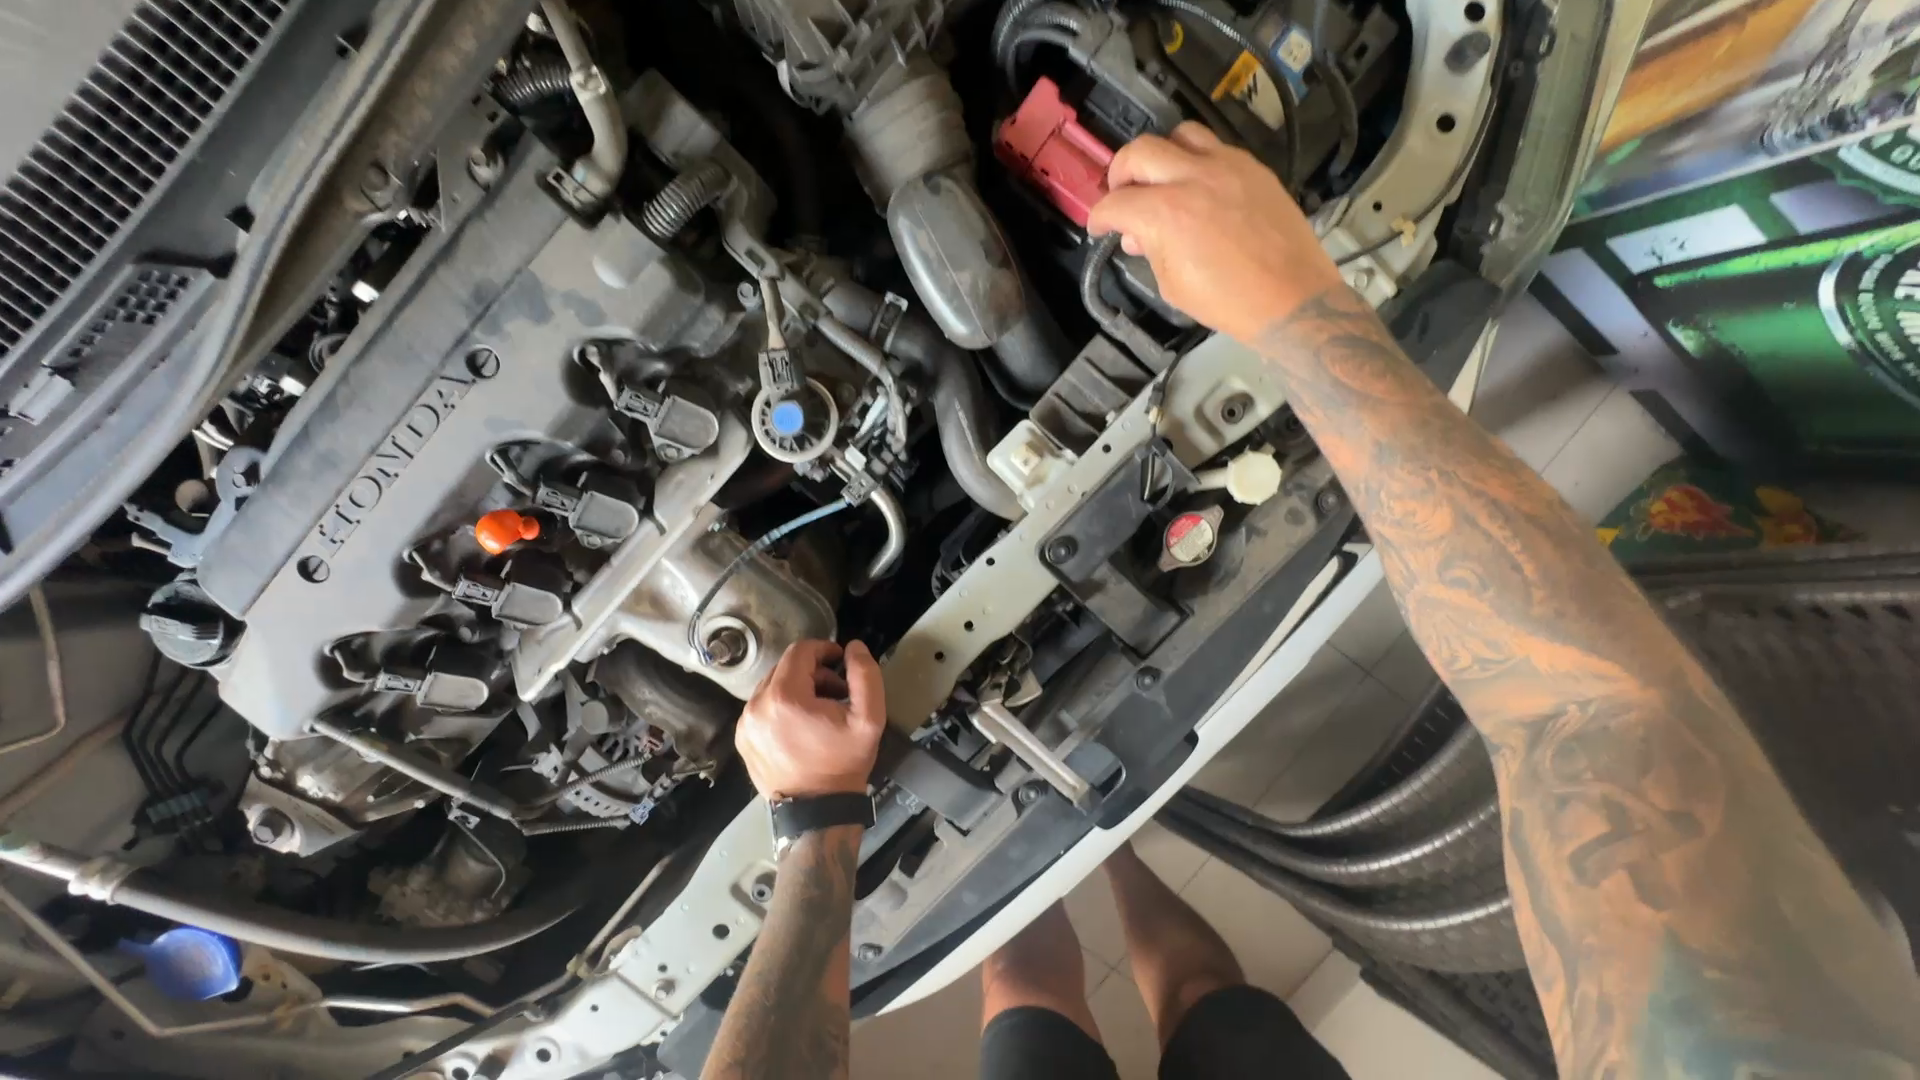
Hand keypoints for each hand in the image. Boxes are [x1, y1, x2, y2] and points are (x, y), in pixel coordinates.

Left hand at [736, 639, 885, 799]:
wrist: (817, 811)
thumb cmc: (843, 763)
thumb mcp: (869, 719)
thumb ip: (865, 675)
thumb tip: (854, 647)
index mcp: (784, 697)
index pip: (800, 651)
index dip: (824, 650)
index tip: (841, 662)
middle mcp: (756, 706)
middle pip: (785, 668)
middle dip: (813, 673)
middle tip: (836, 693)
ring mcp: (745, 724)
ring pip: (772, 687)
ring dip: (797, 690)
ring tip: (820, 712)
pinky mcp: (742, 739)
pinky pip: (762, 708)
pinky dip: (782, 708)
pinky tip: (801, 727)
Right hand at [1086, 122, 1345, 343]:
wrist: (1288, 296)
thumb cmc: (1226, 301)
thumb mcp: (1172, 284)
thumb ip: (1150, 251)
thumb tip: (1138, 235)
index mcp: (1165, 214)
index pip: (1115, 203)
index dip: (1099, 217)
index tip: (1099, 227)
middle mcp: (1192, 178)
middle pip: (1140, 151)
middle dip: (1120, 172)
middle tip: (1121, 193)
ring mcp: (1226, 166)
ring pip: (1179, 134)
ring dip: (1160, 154)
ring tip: (1161, 179)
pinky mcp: (1252, 167)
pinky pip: (1214, 146)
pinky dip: (1196, 160)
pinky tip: (1197, 187)